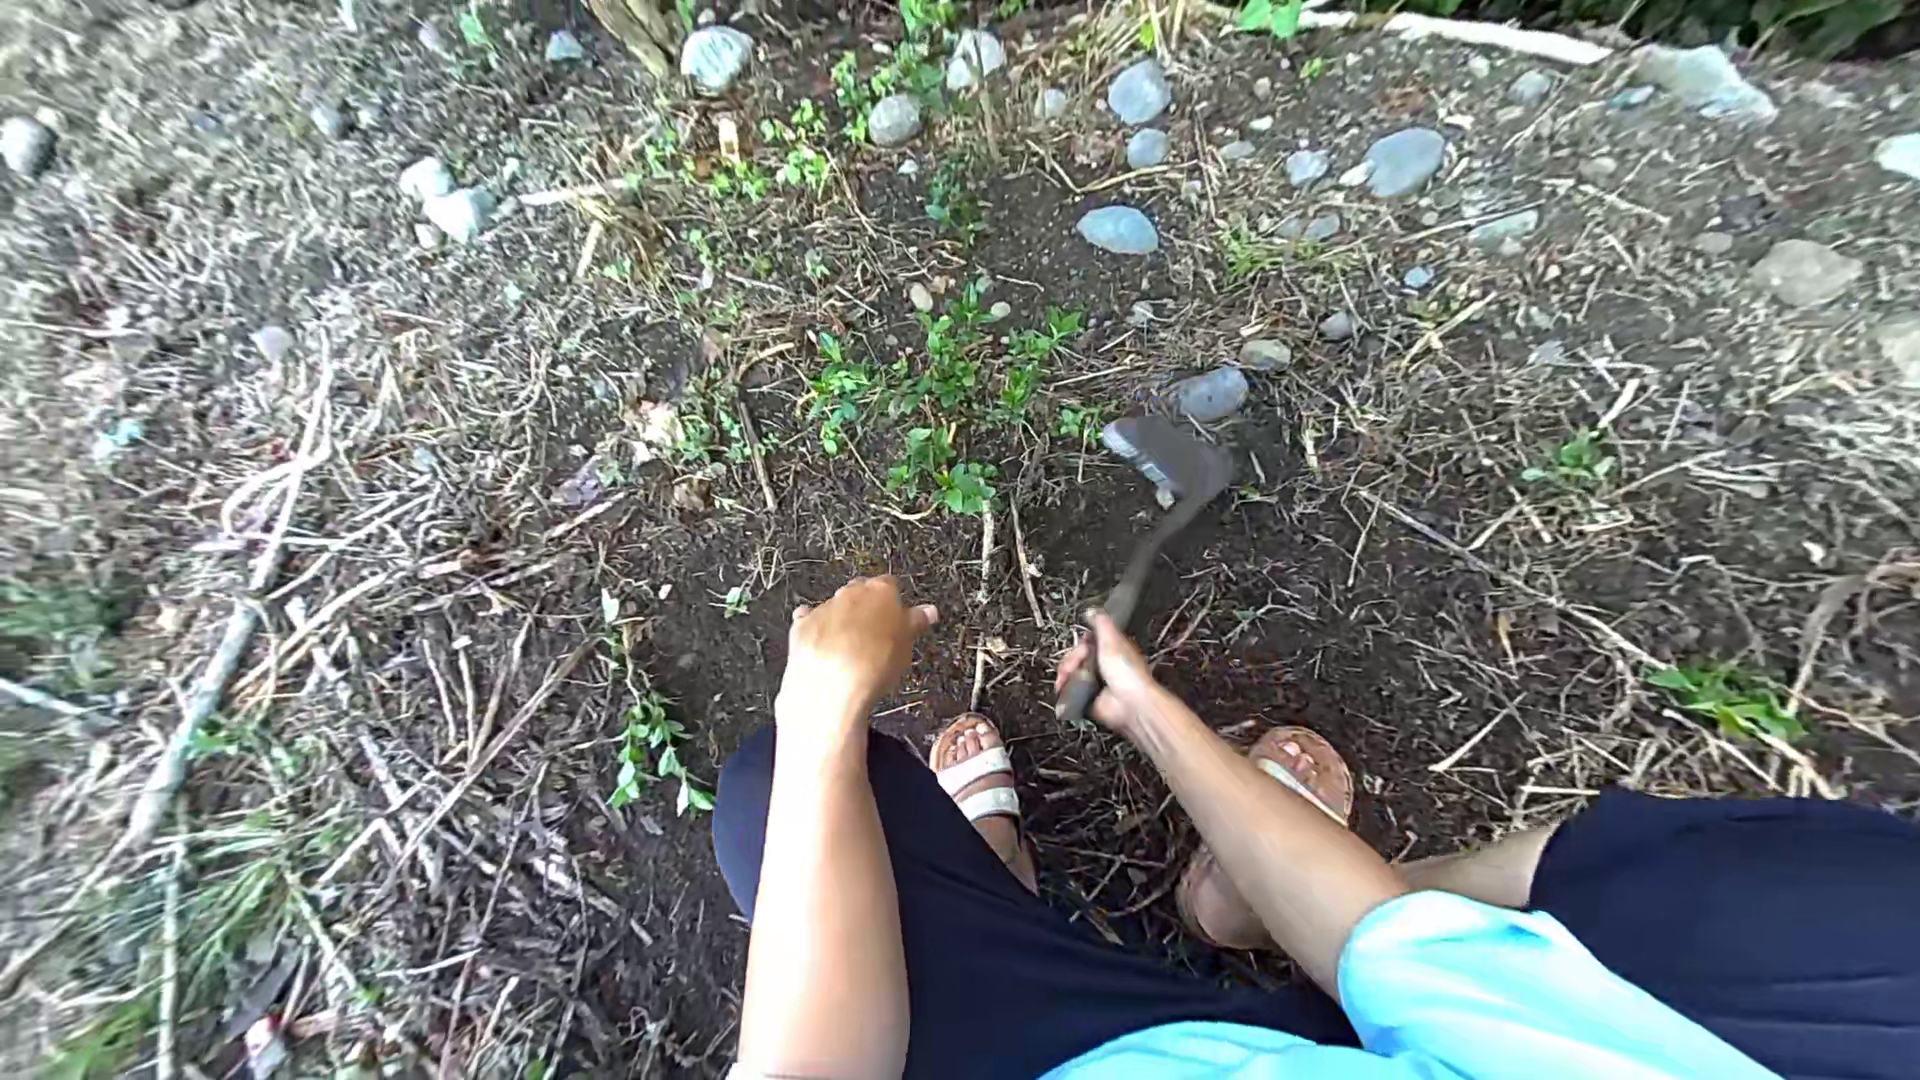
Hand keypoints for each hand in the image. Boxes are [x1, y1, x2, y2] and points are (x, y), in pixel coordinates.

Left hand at [776, 576, 938, 736]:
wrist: (832, 685)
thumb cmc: (875, 664)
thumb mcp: (907, 645)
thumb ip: (916, 622)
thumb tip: (929, 611)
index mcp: (881, 591)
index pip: (890, 584)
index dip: (894, 602)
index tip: (896, 617)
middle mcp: (850, 593)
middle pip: (861, 593)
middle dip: (867, 609)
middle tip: (875, 634)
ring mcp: (824, 608)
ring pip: (836, 608)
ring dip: (842, 622)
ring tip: (850, 650)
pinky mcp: (801, 626)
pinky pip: (808, 621)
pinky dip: (816, 631)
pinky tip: (823, 647)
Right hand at [1054, 610, 1165, 736]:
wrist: (1129, 703)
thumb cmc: (1128, 674)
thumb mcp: (1113, 639)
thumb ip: (1101, 622)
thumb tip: (1091, 610)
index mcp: (1109, 650)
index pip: (1084, 643)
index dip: (1079, 646)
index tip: (1082, 648)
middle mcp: (1101, 666)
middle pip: (1073, 658)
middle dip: (1070, 660)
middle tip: (1076, 665)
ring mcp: (1094, 682)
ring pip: (1068, 673)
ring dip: (1065, 674)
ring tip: (1071, 678)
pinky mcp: (1087, 698)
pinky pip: (1068, 691)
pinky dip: (1065, 689)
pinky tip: (1067, 688)